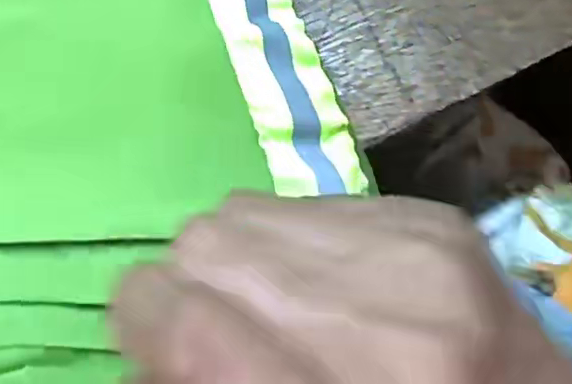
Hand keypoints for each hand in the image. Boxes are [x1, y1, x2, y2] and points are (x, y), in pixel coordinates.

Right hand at [113, 193, 571, 383]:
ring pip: (246, 209)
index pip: (198, 329)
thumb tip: (145, 342)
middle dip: (191, 288)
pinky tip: (329, 291)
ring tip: (276, 310)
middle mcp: (398, 325)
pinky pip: (302, 205)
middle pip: (209, 244)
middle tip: (217, 332)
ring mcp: (423, 253)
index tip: (139, 331)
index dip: (145, 322)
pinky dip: (291, 247)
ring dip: (240, 261)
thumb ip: (217, 375)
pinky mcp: (432, 217)